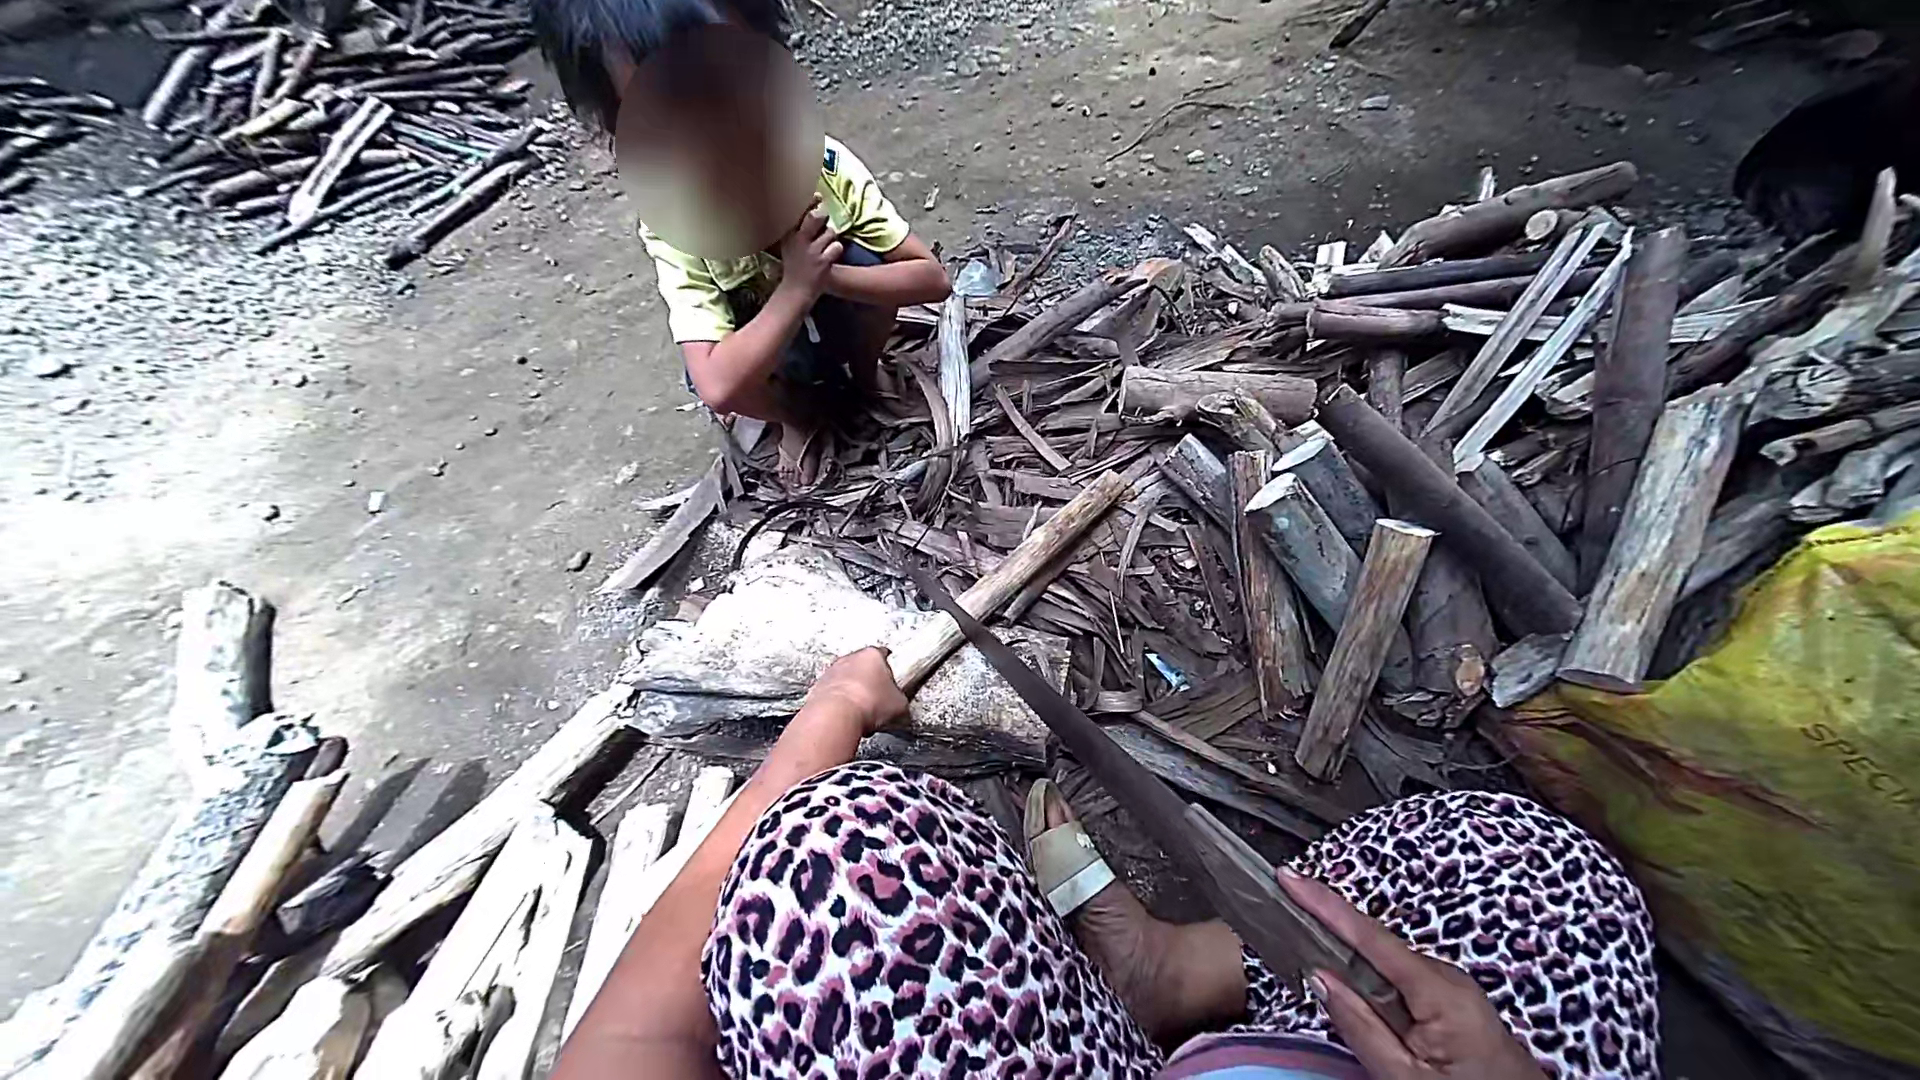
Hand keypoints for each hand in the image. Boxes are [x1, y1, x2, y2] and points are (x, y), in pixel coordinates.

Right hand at [777, 198, 842, 300]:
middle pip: (816, 216)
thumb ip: (796, 228)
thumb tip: (812, 208)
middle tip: (823, 220)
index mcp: (788, 234)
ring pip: (830, 232)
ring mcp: (811, 251)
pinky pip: (837, 247)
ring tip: (825, 246)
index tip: (818, 195)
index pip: (799, 211)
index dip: (810, 200)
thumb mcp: (788, 245)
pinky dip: (836, 250)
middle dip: (823, 216)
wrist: (795, 292)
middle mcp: (798, 240)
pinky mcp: (822, 262)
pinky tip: (830, 256)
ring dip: (831, 238)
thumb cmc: (794, 267)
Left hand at [804, 647, 906, 734]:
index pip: (885, 656)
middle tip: (877, 701)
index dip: (890, 672)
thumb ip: (901, 701)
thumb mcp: (900, 705)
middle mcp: (850, 658)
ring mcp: (831, 671)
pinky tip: (846, 718)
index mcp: (873, 654)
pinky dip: (838, 704)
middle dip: (869, 682)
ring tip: (861, 714)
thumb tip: (900, 707)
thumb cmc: (868, 703)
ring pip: (846, 680)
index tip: (892, 685)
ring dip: (852, 693)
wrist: (836, 716)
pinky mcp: (818, 687)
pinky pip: (832, 694)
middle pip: (863, 667)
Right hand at [1278, 867, 1546, 1079]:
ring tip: (1324, 975)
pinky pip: (1399, 981)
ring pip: (1384, 966)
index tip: (1286, 875)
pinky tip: (1360, 1001)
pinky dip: (1372, 984)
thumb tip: (1317, 974)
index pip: (1367, 934)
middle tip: (1291, 933)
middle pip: (1372, 947)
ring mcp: (1454, 988)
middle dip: (1332, 940)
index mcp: (1440, 991)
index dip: (1322, 902)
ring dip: (1352, 968)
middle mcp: (1447, 977)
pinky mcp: (1454, 1002)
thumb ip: (1359, 1026)